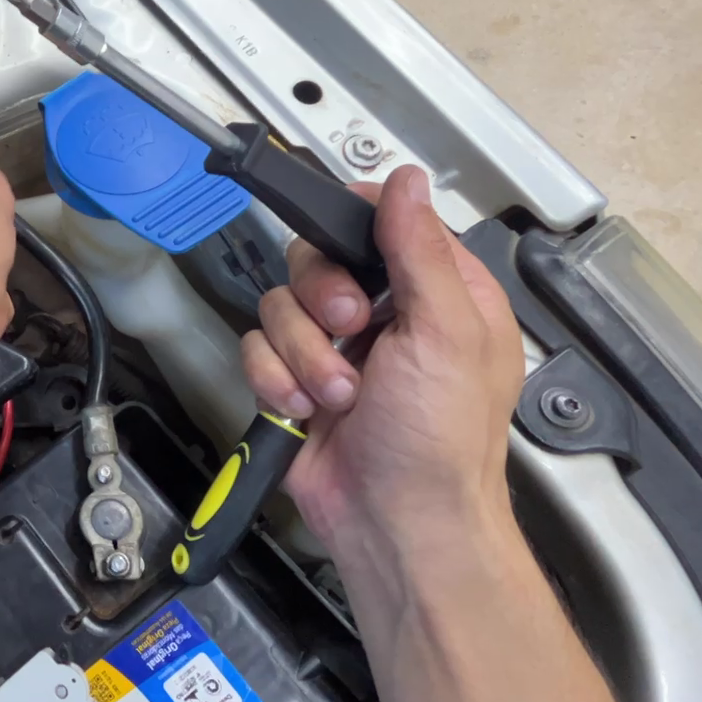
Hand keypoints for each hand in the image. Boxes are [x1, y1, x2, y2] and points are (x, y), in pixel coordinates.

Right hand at [240, 166, 524, 557]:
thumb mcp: (446, 334)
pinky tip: (305, 409)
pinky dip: (275, 381)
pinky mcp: (289, 376)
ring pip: (277, 308)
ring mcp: (329, 347)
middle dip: (320, 302)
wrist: (391, 518)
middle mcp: (378, 314)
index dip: (350, 227)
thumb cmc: (440, 440)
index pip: (378, 223)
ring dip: (302, 356)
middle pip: (313, 262)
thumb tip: (405, 182)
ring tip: (336, 396)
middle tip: (348, 331)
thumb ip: (419, 253)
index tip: (342, 253)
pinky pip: (255, 349)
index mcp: (432, 293)